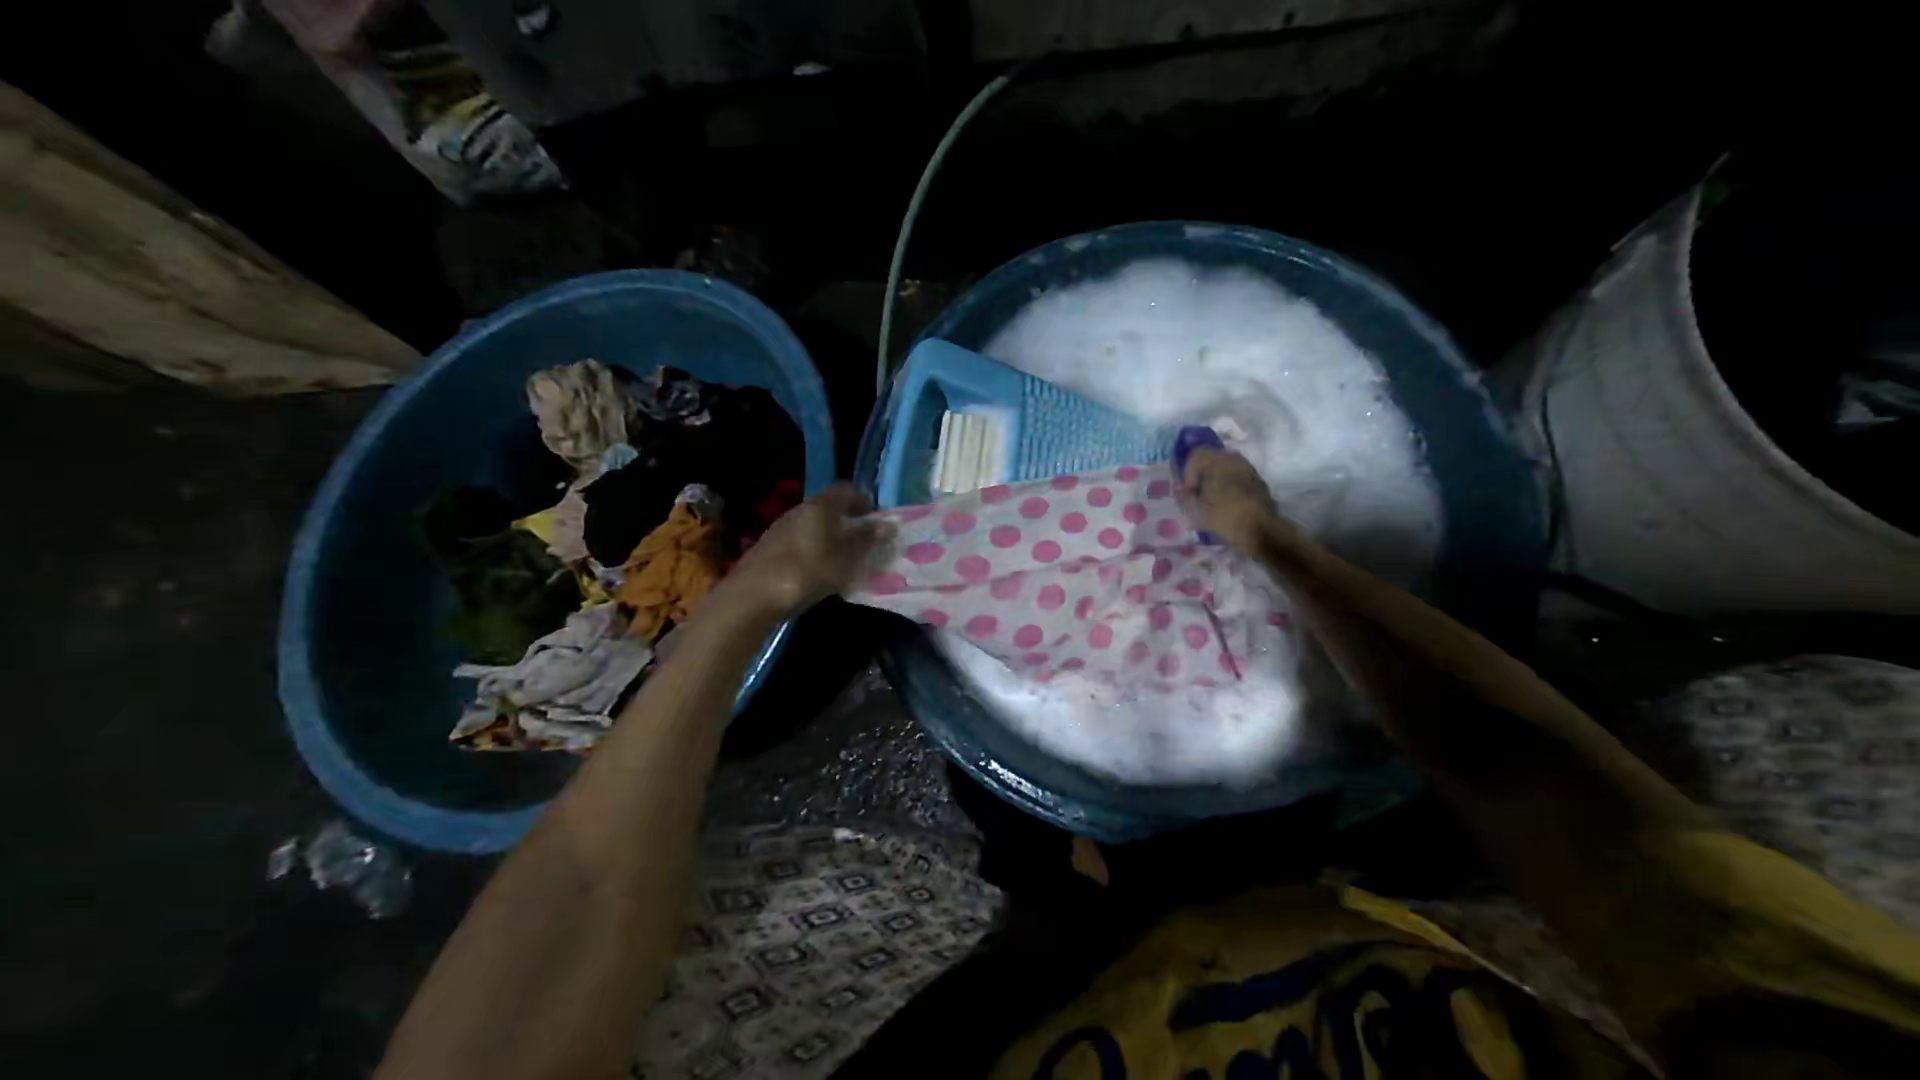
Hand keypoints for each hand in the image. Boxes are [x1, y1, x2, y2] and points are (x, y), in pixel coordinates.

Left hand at [726, 485, 892, 614]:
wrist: (752, 597)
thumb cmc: (806, 572)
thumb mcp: (844, 560)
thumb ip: (866, 541)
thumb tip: (888, 525)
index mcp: (820, 506)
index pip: (846, 489)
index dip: (863, 501)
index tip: (876, 521)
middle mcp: (799, 510)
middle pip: (829, 507)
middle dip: (848, 521)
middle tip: (864, 544)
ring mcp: (781, 528)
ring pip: (813, 524)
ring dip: (830, 537)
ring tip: (843, 561)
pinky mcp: (769, 547)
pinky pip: (800, 540)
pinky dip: (814, 549)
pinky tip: (818, 572)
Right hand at [1179, 447, 1287, 549]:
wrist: (1261, 529)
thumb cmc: (1225, 516)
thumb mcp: (1195, 510)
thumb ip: (1186, 498)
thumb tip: (1186, 493)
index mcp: (1217, 460)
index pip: (1195, 456)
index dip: (1188, 474)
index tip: (1189, 493)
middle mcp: (1234, 459)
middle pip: (1212, 461)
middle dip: (1203, 477)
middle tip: (1199, 496)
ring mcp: (1249, 469)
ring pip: (1227, 470)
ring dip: (1218, 482)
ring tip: (1214, 502)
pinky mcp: (1260, 482)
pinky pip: (1239, 479)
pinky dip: (1232, 487)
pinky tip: (1230, 505)